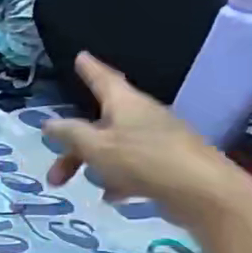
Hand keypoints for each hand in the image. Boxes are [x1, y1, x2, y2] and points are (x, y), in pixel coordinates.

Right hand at [43, 52, 251, 228]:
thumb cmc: (143, 160)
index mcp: (126, 104)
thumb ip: (70, 133)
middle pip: (99, 125)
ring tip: (80, 187)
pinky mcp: (168, 162)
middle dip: (73, 149)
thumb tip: (49, 122)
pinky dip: (117, 177)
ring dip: (91, 165)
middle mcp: (143, 116)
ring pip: (112, 147)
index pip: (104, 80)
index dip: (90, 70)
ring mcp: (158, 139)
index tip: (80, 56)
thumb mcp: (95, 147)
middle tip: (54, 175)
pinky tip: (112, 196)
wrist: (202, 191)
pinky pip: (132, 165)